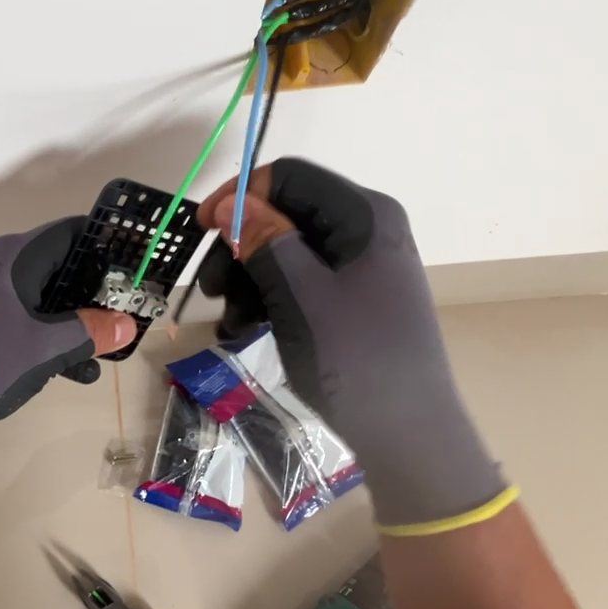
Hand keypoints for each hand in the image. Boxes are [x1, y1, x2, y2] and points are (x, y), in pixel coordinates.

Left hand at [0, 218, 135, 479]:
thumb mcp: (38, 350)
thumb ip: (86, 332)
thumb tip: (126, 322)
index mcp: (13, 258)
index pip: (72, 234)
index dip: (109, 247)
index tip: (140, 267)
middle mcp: (0, 268)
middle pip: (62, 268)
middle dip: (98, 292)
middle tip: (132, 314)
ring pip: (45, 301)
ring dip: (77, 323)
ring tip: (110, 351)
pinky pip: (27, 323)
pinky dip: (51, 339)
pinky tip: (76, 370)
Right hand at [197, 159, 507, 531]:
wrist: (406, 432)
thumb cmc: (354, 358)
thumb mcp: (300, 297)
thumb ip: (265, 242)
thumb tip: (228, 203)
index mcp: (363, 216)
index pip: (289, 177)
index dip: (239, 195)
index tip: (201, 230)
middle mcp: (365, 230)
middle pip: (286, 214)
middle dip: (241, 247)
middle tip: (210, 289)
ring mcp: (360, 266)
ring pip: (287, 251)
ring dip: (249, 280)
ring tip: (231, 321)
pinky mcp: (353, 298)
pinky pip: (301, 281)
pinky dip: (269, 299)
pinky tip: (247, 330)